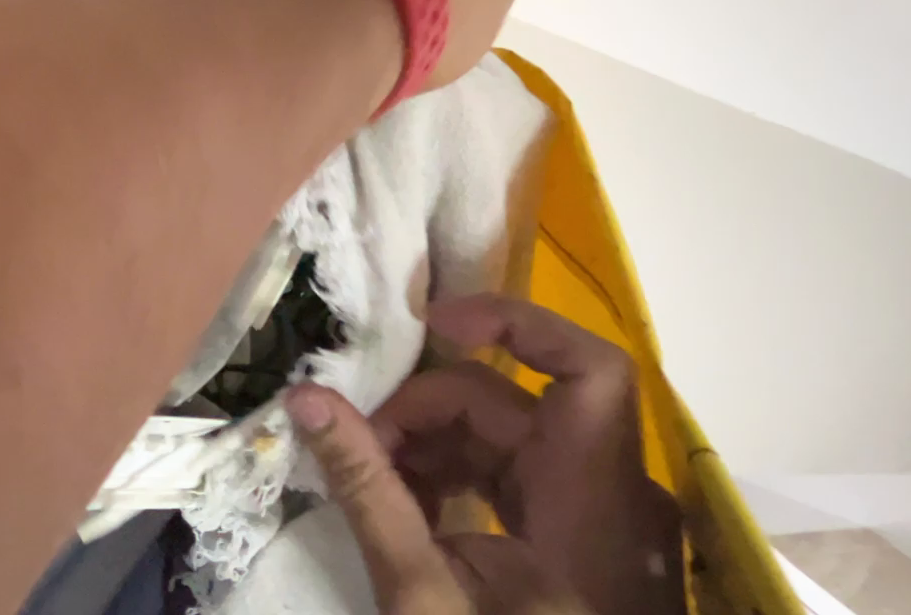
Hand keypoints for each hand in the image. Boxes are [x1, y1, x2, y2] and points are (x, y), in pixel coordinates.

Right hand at [371, 296, 684, 614]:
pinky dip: (448, 470)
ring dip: (426, 441)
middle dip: (422, 409)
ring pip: (500, 432)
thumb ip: (365, 485)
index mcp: (594, 503)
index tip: (432, 322)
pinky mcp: (573, 535)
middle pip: (508, 400)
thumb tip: (303, 396)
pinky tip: (402, 499)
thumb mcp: (423, 589)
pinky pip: (506, 470)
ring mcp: (593, 515)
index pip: (588, 371)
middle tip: (359, 443)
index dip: (516, 323)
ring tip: (373, 478)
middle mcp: (608, 494)